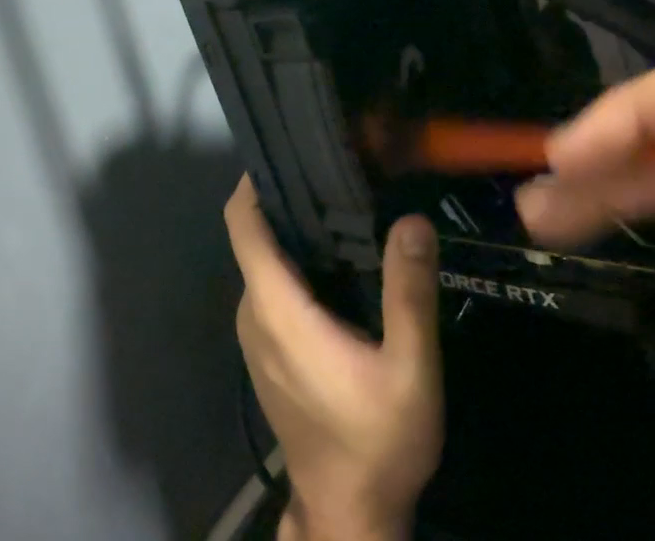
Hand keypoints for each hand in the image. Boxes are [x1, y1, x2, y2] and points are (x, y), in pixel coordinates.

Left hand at [225, 176, 442, 540]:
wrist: (348, 509)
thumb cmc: (376, 441)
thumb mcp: (408, 370)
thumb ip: (409, 293)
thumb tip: (412, 221)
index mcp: (276, 308)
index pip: (243, 225)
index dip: (254, 182)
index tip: (289, 150)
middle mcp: (253, 314)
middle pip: (255, 238)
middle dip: (289, 202)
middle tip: (343, 174)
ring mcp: (254, 336)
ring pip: (264, 265)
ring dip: (296, 235)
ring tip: (349, 210)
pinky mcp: (266, 352)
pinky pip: (271, 290)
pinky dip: (295, 267)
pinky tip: (342, 264)